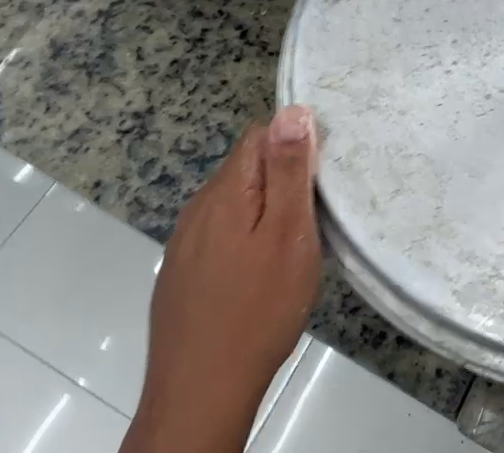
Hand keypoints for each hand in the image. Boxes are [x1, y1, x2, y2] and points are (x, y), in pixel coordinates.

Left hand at [123, 106, 320, 452]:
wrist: (199, 393)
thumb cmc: (258, 310)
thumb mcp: (289, 235)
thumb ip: (289, 171)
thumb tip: (293, 110)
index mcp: (226, 191)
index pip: (261, 134)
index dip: (295, 143)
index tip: (322, 177)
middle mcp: (198, 208)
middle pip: (246, 167)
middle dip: (282, 178)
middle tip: (314, 217)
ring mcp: (185, 242)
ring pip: (234, 203)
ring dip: (264, 210)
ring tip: (292, 247)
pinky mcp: (181, 273)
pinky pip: (220, 234)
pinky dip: (245, 239)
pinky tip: (259, 275)